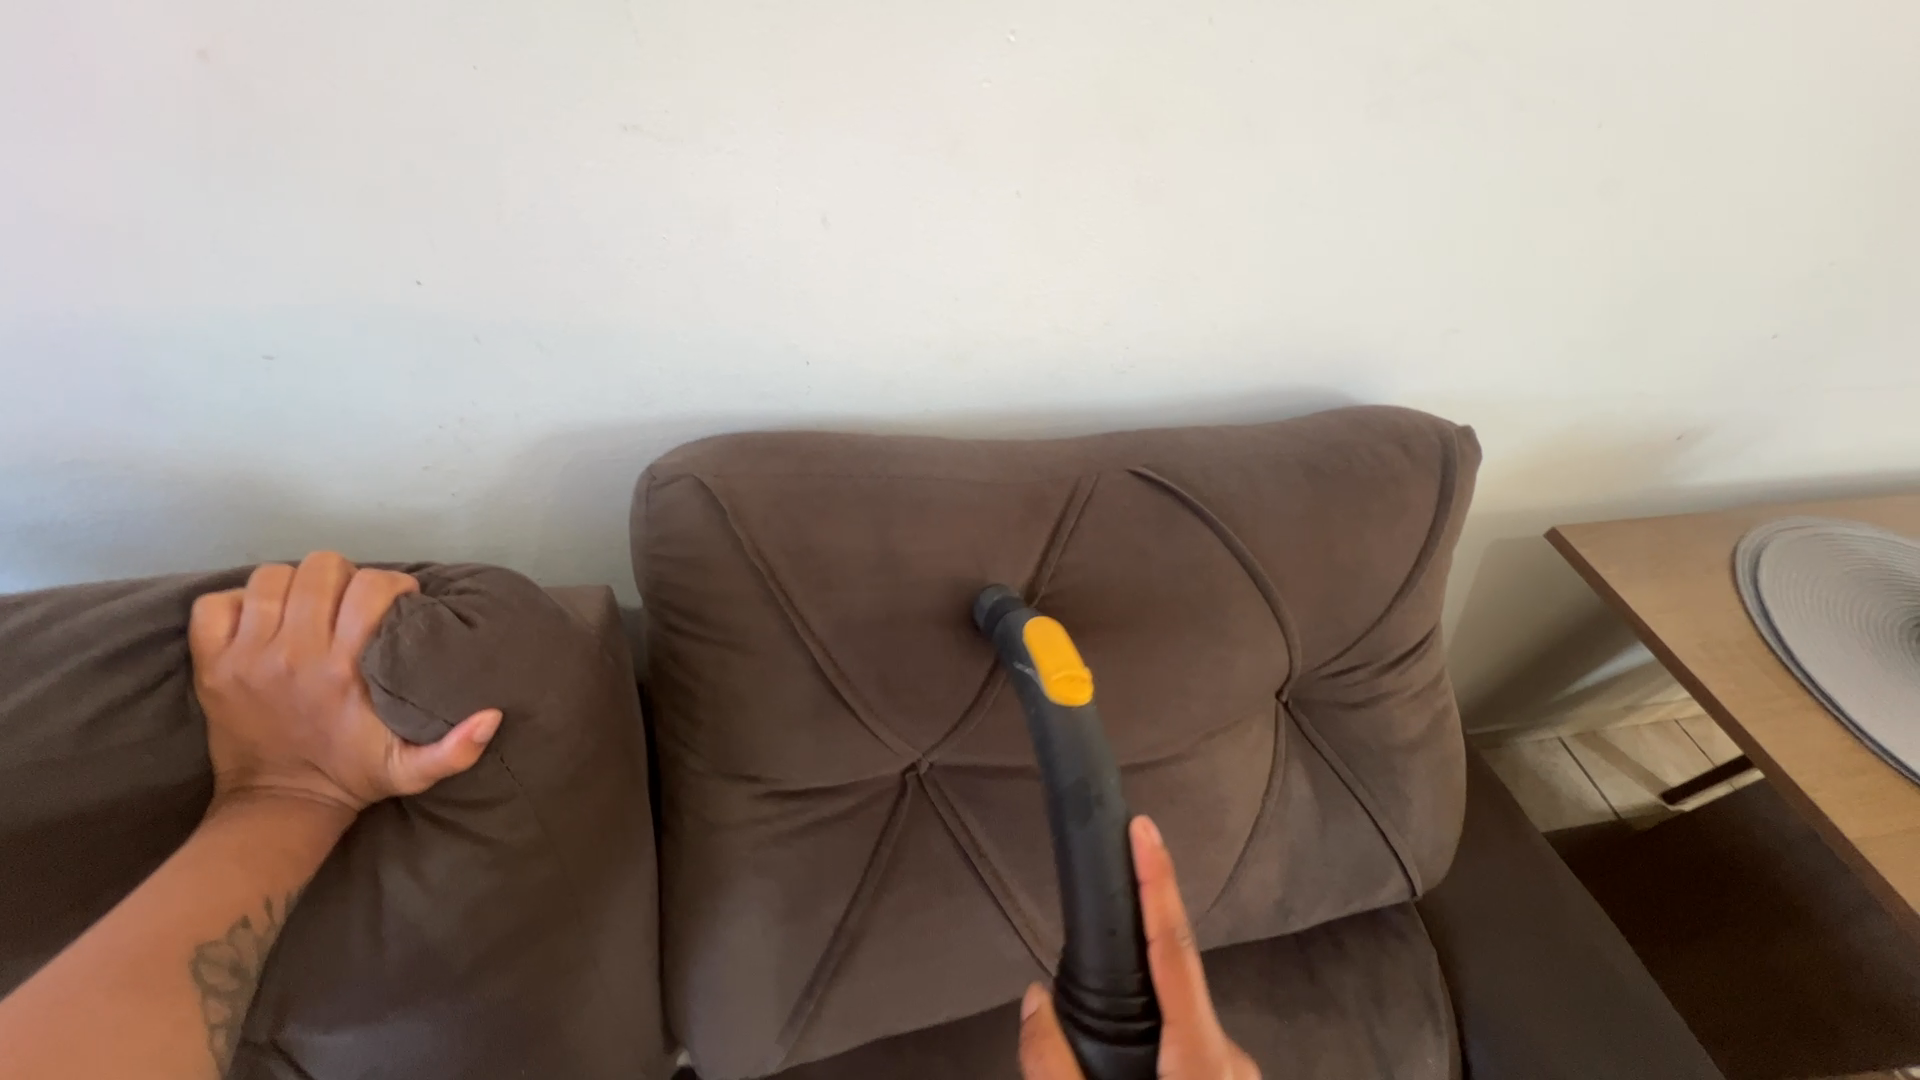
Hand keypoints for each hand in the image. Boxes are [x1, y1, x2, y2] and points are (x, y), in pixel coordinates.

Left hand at [189, 552, 502, 818]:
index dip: (393, 585)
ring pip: (270, 578)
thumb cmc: (355, 778)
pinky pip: (216, 604)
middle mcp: (293, 654)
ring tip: (315, 605)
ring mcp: (245, 657)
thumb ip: (458, 749)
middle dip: (345, 576)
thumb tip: (493, 716)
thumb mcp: (417, 770)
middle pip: (319, 570)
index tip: (403, 602)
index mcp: (344, 669)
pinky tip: (266, 618)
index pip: (370, 588)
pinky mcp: (210, 664)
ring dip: (296, 585)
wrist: (279, 805)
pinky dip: (240, 602)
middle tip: (357, 600)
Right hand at [1019, 815, 1258, 1079]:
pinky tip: (1131, 1066)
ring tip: (1102, 1051)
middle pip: (1173, 977)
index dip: (1158, 881)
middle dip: (1131, 952)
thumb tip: (1034, 998)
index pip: (1173, 947)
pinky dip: (1155, 1033)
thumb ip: (1054, 1065)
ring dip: (1140, 1006)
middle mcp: (1228, 1057)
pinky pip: (1184, 1035)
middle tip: (1089, 960)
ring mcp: (1233, 1073)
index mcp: (1201, 1059)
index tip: (1144, 829)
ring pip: (1176, 1011)